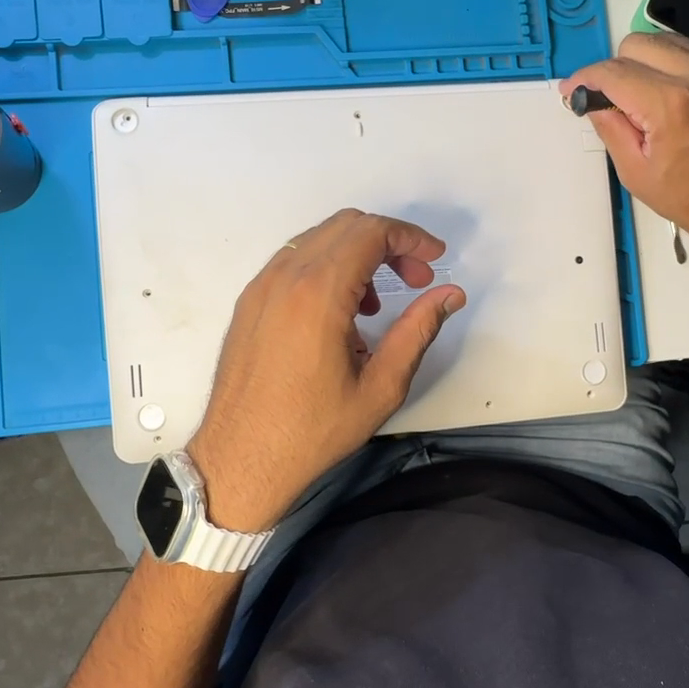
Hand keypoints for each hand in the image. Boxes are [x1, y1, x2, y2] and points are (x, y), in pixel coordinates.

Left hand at [188, 209, 467, 532]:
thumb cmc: (313, 431)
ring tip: (377, 306)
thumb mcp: (381, 387)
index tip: (435, 259)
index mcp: (318, 293)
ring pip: (318, 239)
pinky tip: (340, 314)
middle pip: (345, 226)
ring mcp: (260, 287)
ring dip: (357, 254)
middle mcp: (285, 277)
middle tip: (416, 279)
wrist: (238, 461)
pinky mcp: (249, 302)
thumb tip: (450, 294)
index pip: (370, 233)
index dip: (411, 238)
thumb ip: (418, 331)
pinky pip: (294, 261)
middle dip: (388, 242)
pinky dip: (327, 268)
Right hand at [564, 32, 688, 255]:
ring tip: (648, 100)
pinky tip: (681, 103)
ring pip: (669, 42)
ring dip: (648, 64)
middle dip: (617, 68)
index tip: (572, 90)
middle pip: (638, 44)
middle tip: (614, 100)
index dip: (585, 79)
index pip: (613, 72)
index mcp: (671, 104)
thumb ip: (610, 127)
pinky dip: (680, 71)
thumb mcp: (636, 173)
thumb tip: (590, 98)